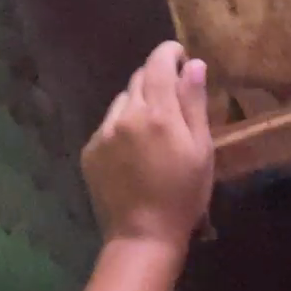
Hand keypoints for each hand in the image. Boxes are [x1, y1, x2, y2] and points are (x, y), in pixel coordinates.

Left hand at [82, 41, 213, 252]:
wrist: (142, 238)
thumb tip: (194, 64)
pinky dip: (121, 126)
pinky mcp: (90, 150)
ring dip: (137, 103)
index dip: (170, 52)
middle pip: (140, 77)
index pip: (158, 62)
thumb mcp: (201, 148)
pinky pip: (108, 124)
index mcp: (157, 112)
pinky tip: (132, 150)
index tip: (181, 56)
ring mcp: (104, 133)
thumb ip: (194, 102)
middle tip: (171, 99)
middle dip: (156, 79)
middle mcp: (127, 114)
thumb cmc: (183, 193)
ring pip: (123, 100)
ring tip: (150, 129)